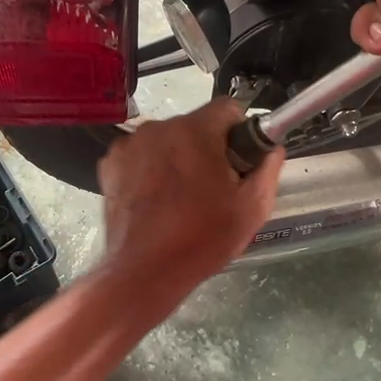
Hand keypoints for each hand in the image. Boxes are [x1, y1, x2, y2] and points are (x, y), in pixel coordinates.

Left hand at [97, 98, 284, 292]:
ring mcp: (129, 145)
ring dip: (177, 158)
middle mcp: (158, 128)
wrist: (145, 271)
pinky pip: (141, 156)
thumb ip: (268, 167)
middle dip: (207, 149)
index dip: (239, 132)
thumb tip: (270, 147)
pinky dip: (149, 170)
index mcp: (195, 131)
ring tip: (180, 199)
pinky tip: (154, 200)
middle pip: (195, 126)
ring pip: (166, 141)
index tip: (239, 160)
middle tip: (212, 189)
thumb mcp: (252, 208)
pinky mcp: (109, 165)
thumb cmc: (202, 239)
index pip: (228, 108)